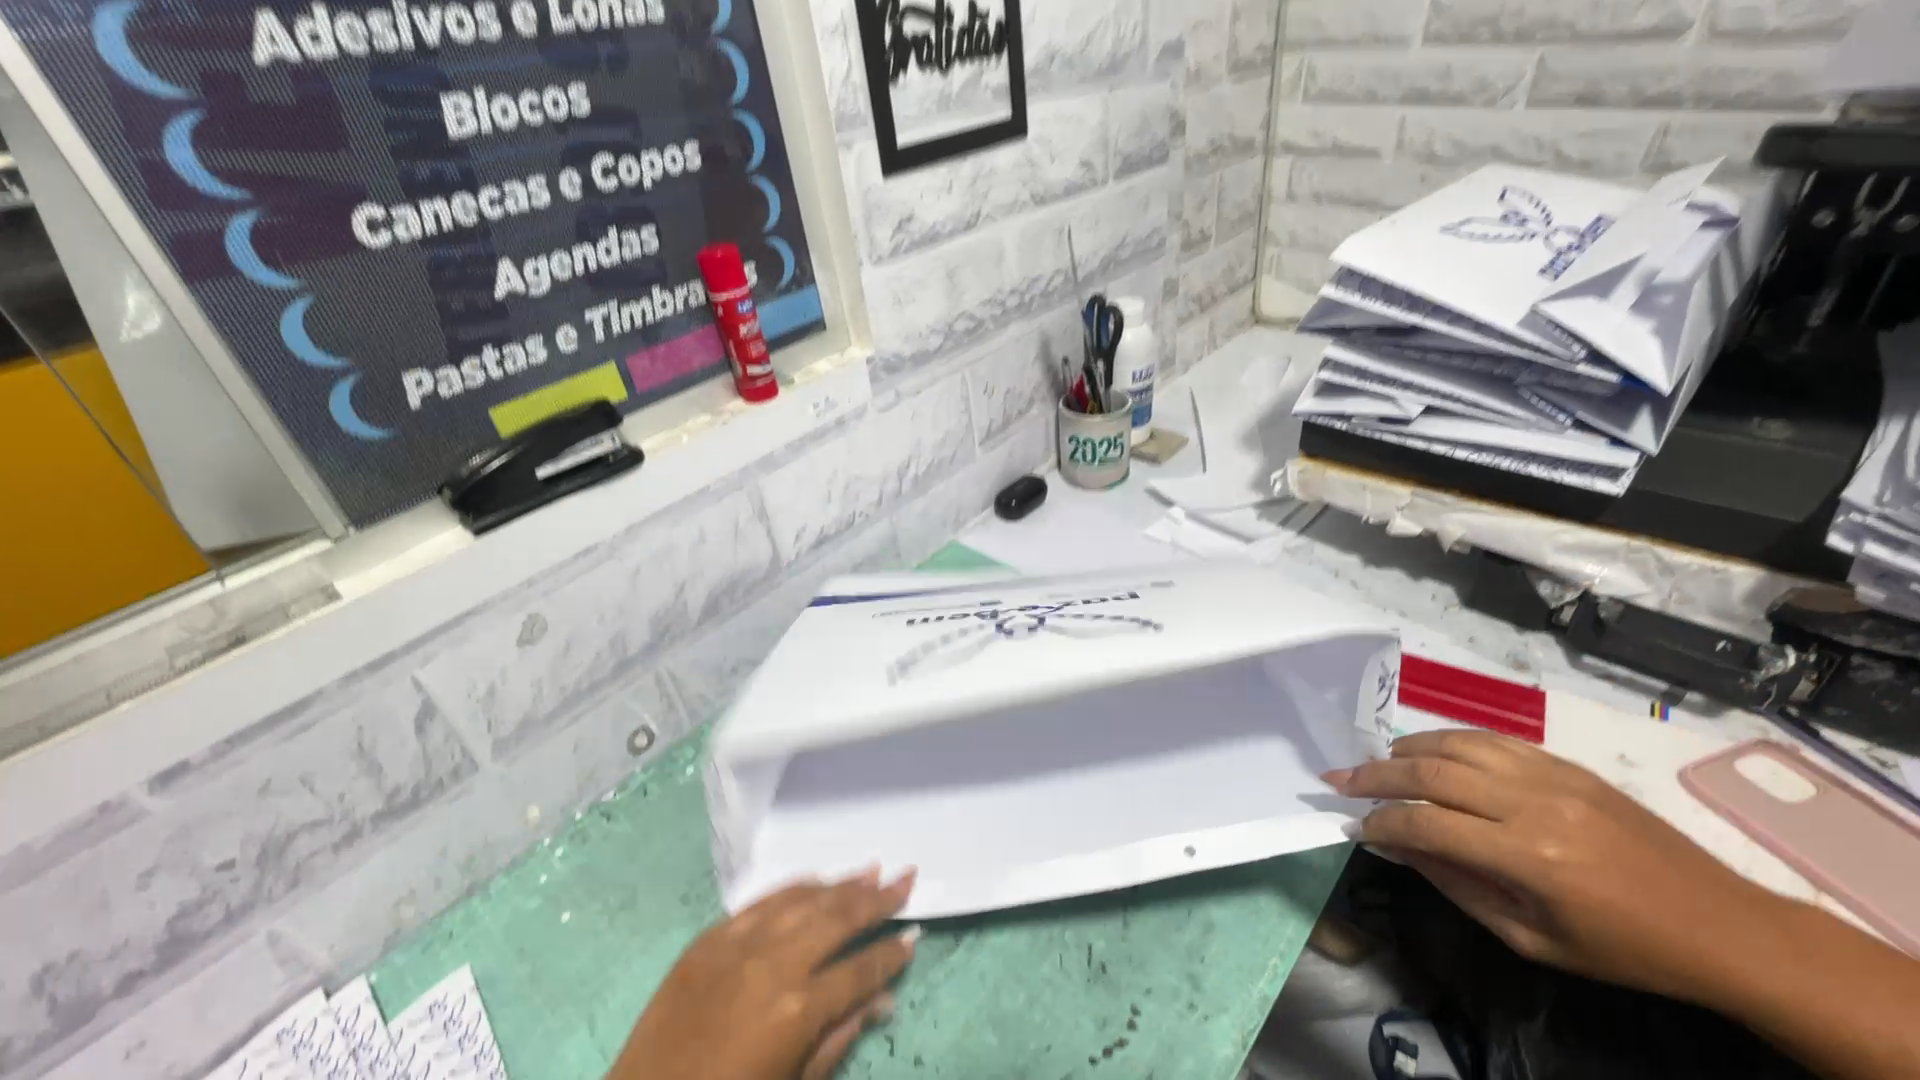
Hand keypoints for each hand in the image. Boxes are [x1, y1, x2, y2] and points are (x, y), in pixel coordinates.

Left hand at [610, 869, 918, 1079]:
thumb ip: (839, 1038)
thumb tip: (882, 1001)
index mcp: (798, 1009)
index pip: (860, 970)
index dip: (891, 955)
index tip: (914, 937)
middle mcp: (773, 964)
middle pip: (837, 920)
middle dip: (877, 899)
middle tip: (907, 878)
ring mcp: (738, 945)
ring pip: (802, 901)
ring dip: (840, 885)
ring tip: (872, 871)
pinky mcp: (707, 940)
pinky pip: (760, 902)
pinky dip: (792, 889)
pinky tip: (814, 881)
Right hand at [1325, 731, 1776, 1003]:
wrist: (1719, 925)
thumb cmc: (1622, 950)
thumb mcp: (1531, 940)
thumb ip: (1458, 885)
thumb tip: (1398, 847)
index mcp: (1529, 858)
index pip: (1427, 826)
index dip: (1381, 825)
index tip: (1354, 828)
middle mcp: (1535, 804)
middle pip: (1433, 773)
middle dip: (1376, 776)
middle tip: (1337, 779)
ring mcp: (1554, 776)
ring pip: (1459, 744)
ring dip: (1408, 749)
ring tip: (1377, 762)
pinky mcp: (1568, 765)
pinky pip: (1494, 740)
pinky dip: (1450, 740)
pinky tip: (1429, 752)